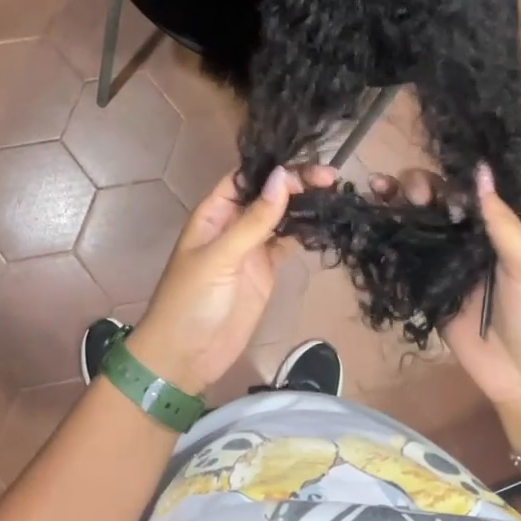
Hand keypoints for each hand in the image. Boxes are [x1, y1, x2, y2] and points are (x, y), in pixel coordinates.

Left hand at [125, 166, 331, 394]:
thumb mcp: (221, 256)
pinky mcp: (265, 270)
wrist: (184, 356)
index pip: (246, 178)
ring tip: (336, 194)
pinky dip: (304, 233)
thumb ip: (254, 220)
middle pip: (267, 194)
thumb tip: (283, 177)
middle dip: (296, 182)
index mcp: (214, 212)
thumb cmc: (191, 300)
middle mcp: (233, 223)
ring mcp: (250, 247)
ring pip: (280, 216)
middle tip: (332, 177)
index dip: (274, 168)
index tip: (307, 164)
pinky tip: (325, 223)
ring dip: (304, 204)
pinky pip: (287, 243)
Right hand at [370, 166, 520, 405]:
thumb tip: (480, 168)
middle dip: (417, 189)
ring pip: (417, 227)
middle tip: (409, 196)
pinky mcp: (429, 290)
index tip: (430, 185)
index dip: (446, 181)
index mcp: (501, 231)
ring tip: (377, 193)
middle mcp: (471, 243)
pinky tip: (371, 226)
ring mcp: (447, 266)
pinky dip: (387, 242)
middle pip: (438, 205)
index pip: (468, 193)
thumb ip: (501, 221)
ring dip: (397, 206)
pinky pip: (405, 261)